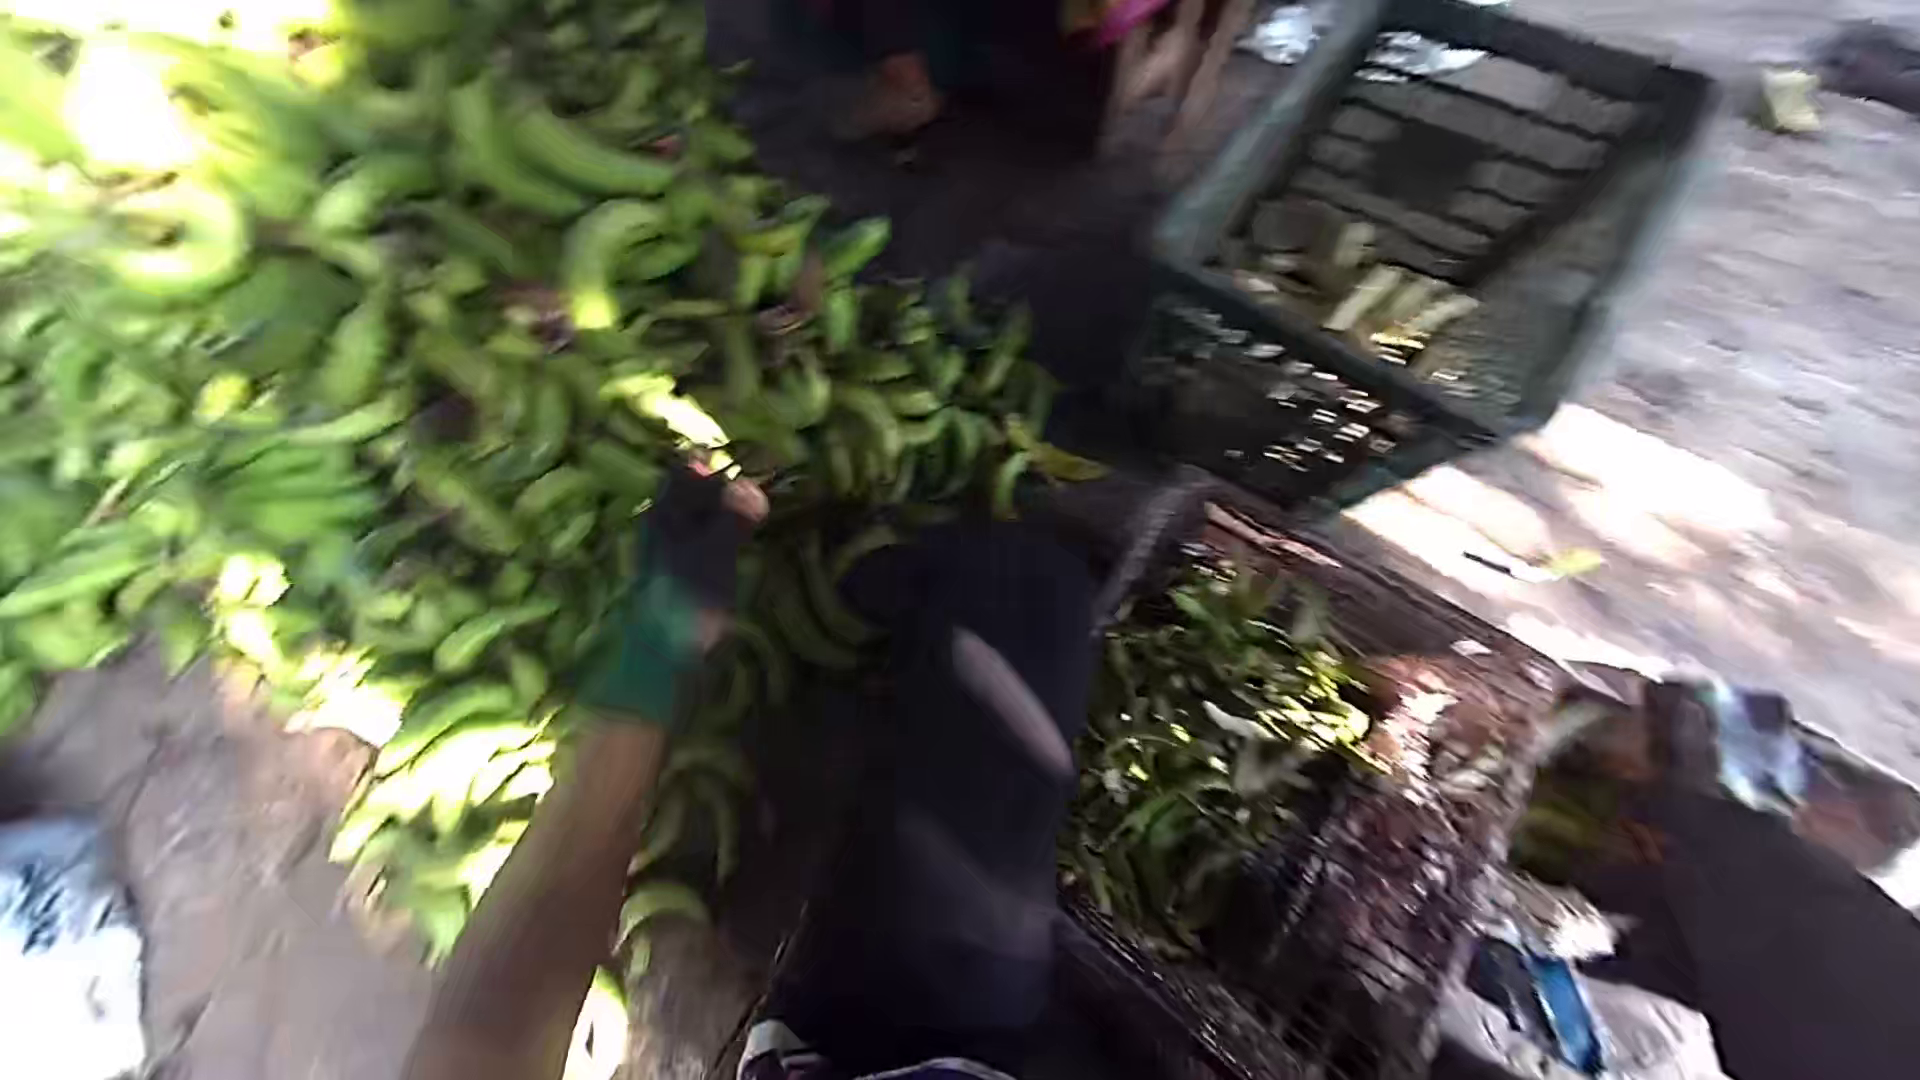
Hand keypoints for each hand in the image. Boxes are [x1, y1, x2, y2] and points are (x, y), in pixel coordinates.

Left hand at [574, 465, 764, 728]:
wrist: (660, 661)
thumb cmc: (684, 602)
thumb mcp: (713, 555)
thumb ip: (732, 519)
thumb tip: (752, 484)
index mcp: (665, 515)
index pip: (689, 469)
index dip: (718, 457)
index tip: (755, 451)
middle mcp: (665, 527)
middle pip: (697, 491)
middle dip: (728, 480)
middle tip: (770, 471)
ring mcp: (675, 551)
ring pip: (705, 515)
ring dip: (731, 506)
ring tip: (766, 498)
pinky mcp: (688, 574)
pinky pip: (712, 539)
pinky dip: (731, 531)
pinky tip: (750, 537)